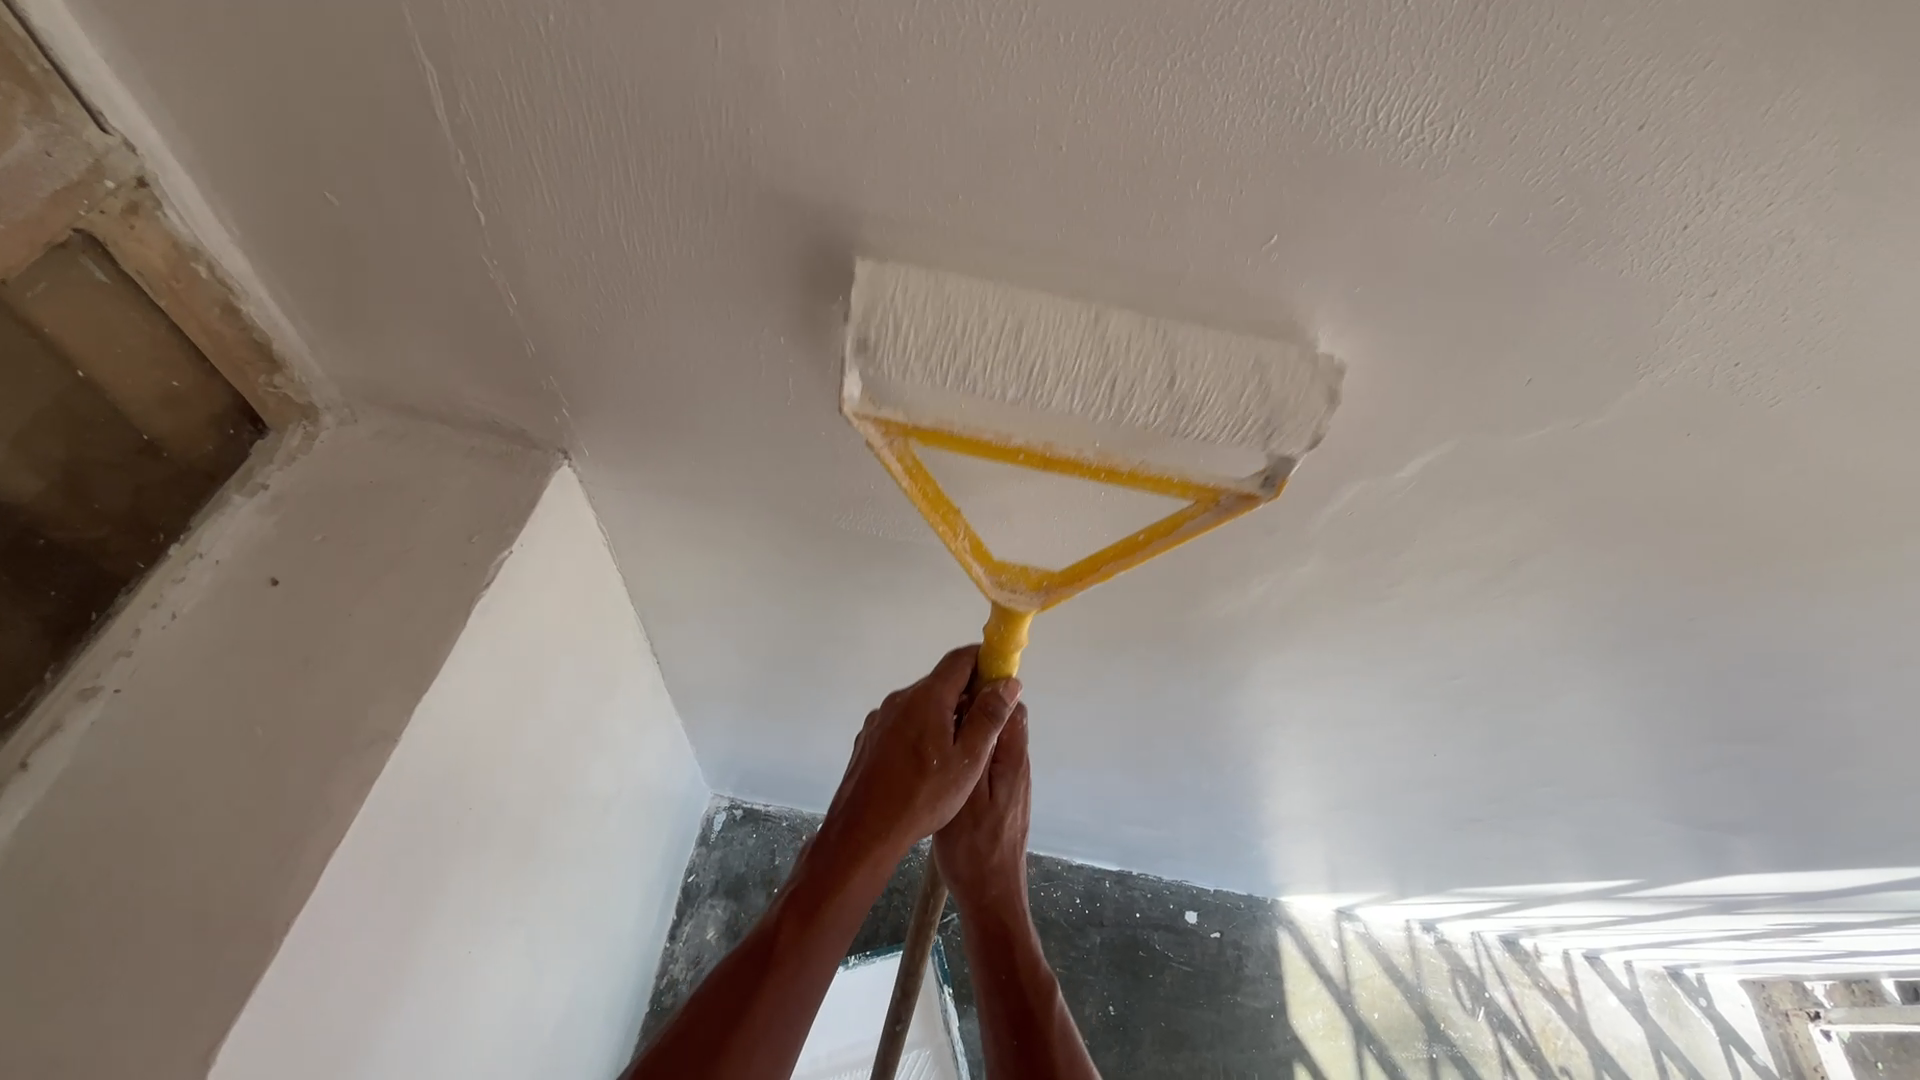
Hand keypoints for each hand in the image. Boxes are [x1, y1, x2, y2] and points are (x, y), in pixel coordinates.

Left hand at [822, 646, 1021, 863]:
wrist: (863, 830)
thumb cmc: (922, 797)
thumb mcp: (967, 760)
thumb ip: (989, 717)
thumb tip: (1008, 683)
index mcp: (926, 698)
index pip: (960, 659)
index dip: (984, 661)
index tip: (1001, 678)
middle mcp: (900, 699)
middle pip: (940, 682)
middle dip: (967, 693)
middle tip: (987, 722)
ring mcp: (880, 717)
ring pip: (921, 704)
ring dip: (944, 714)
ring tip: (959, 750)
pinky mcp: (869, 737)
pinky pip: (903, 722)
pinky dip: (921, 729)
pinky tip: (926, 762)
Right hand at [933, 698, 1031, 914]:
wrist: (990, 897)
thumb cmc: (973, 848)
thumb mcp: (966, 794)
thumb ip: (979, 746)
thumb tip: (991, 699)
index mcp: (1012, 758)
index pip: (1010, 704)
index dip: (987, 687)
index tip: (954, 688)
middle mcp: (1017, 764)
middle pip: (1001, 719)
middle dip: (973, 708)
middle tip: (936, 716)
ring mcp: (1011, 782)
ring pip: (992, 740)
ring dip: (968, 731)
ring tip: (935, 739)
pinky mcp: (1002, 797)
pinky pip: (987, 760)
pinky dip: (968, 754)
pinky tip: (943, 767)